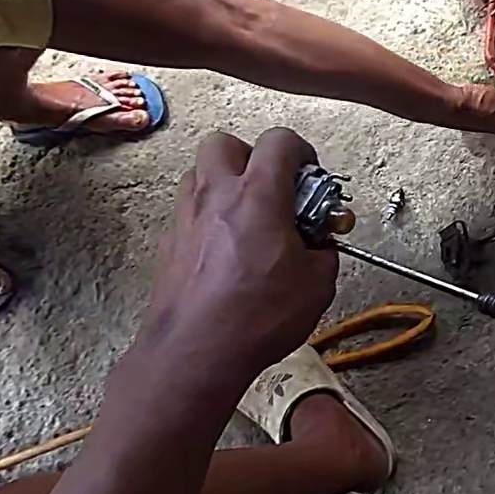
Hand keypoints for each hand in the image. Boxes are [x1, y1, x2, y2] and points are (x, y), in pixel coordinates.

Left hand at [139, 129, 337, 375]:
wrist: (197, 351)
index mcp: (259, 196)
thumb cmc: (256, 316)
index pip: (279, 141)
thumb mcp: (317, 285)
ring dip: (226, 184)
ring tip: (249, 218)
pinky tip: (228, 250)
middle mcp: (216, 196)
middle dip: (251, 157)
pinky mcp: (170, 243)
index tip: (310, 174)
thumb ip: (324, 253)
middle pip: (225, 143)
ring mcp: (187, 217)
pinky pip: (190, 210)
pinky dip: (210, 217)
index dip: (301, 151)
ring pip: (200, 173)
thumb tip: (321, 247)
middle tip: (273, 189)